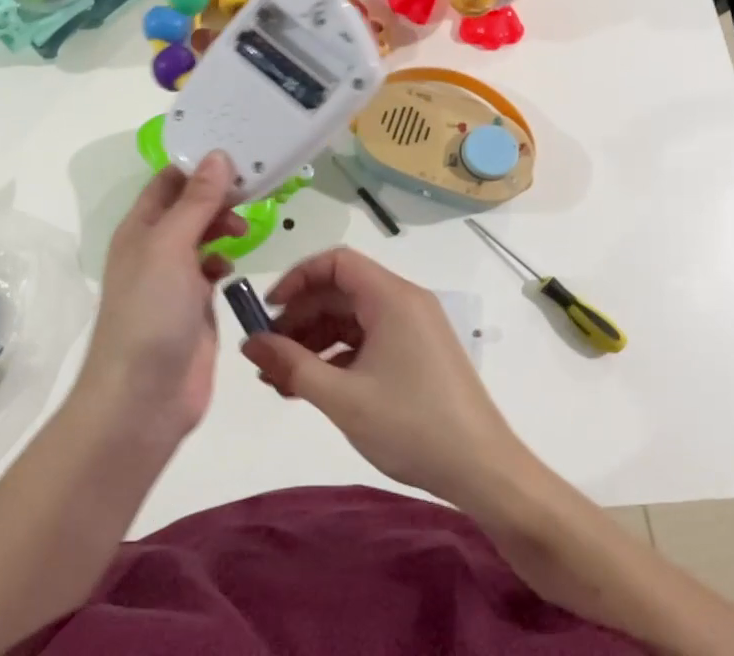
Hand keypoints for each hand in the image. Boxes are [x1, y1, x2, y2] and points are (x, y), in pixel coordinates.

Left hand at [79, 152, 245, 438]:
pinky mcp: (194, 308)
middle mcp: (155, 249)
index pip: (167, 181)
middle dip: (217, 194)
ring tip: (246, 227)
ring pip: (202, 238)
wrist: (143, 397)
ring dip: (223, 226)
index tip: (236, 150)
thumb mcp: (170, 247)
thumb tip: (217, 155)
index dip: (197, 164)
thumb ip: (196, 202)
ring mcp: (174, 280)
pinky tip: (235, 265)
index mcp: (139, 229)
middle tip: (254, 188)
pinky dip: (225, 261)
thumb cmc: (150, 313)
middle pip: (188, 207)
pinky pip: (211, 271)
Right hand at [241, 248, 527, 505]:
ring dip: (314, 343)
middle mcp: (405, 304)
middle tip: (267, 355)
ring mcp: (415, 330)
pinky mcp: (419, 356)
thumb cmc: (412, 426)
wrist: (484, 471)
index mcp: (392, 298)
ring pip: (352, 320)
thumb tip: (248, 342)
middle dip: (299, 319)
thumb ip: (290, 365)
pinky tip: (314, 388)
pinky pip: (368, 341)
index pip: (335, 263)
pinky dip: (338, 357)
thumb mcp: (341, 397)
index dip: (296, 279)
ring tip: (281, 380)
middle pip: (341, 292)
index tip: (267, 311)